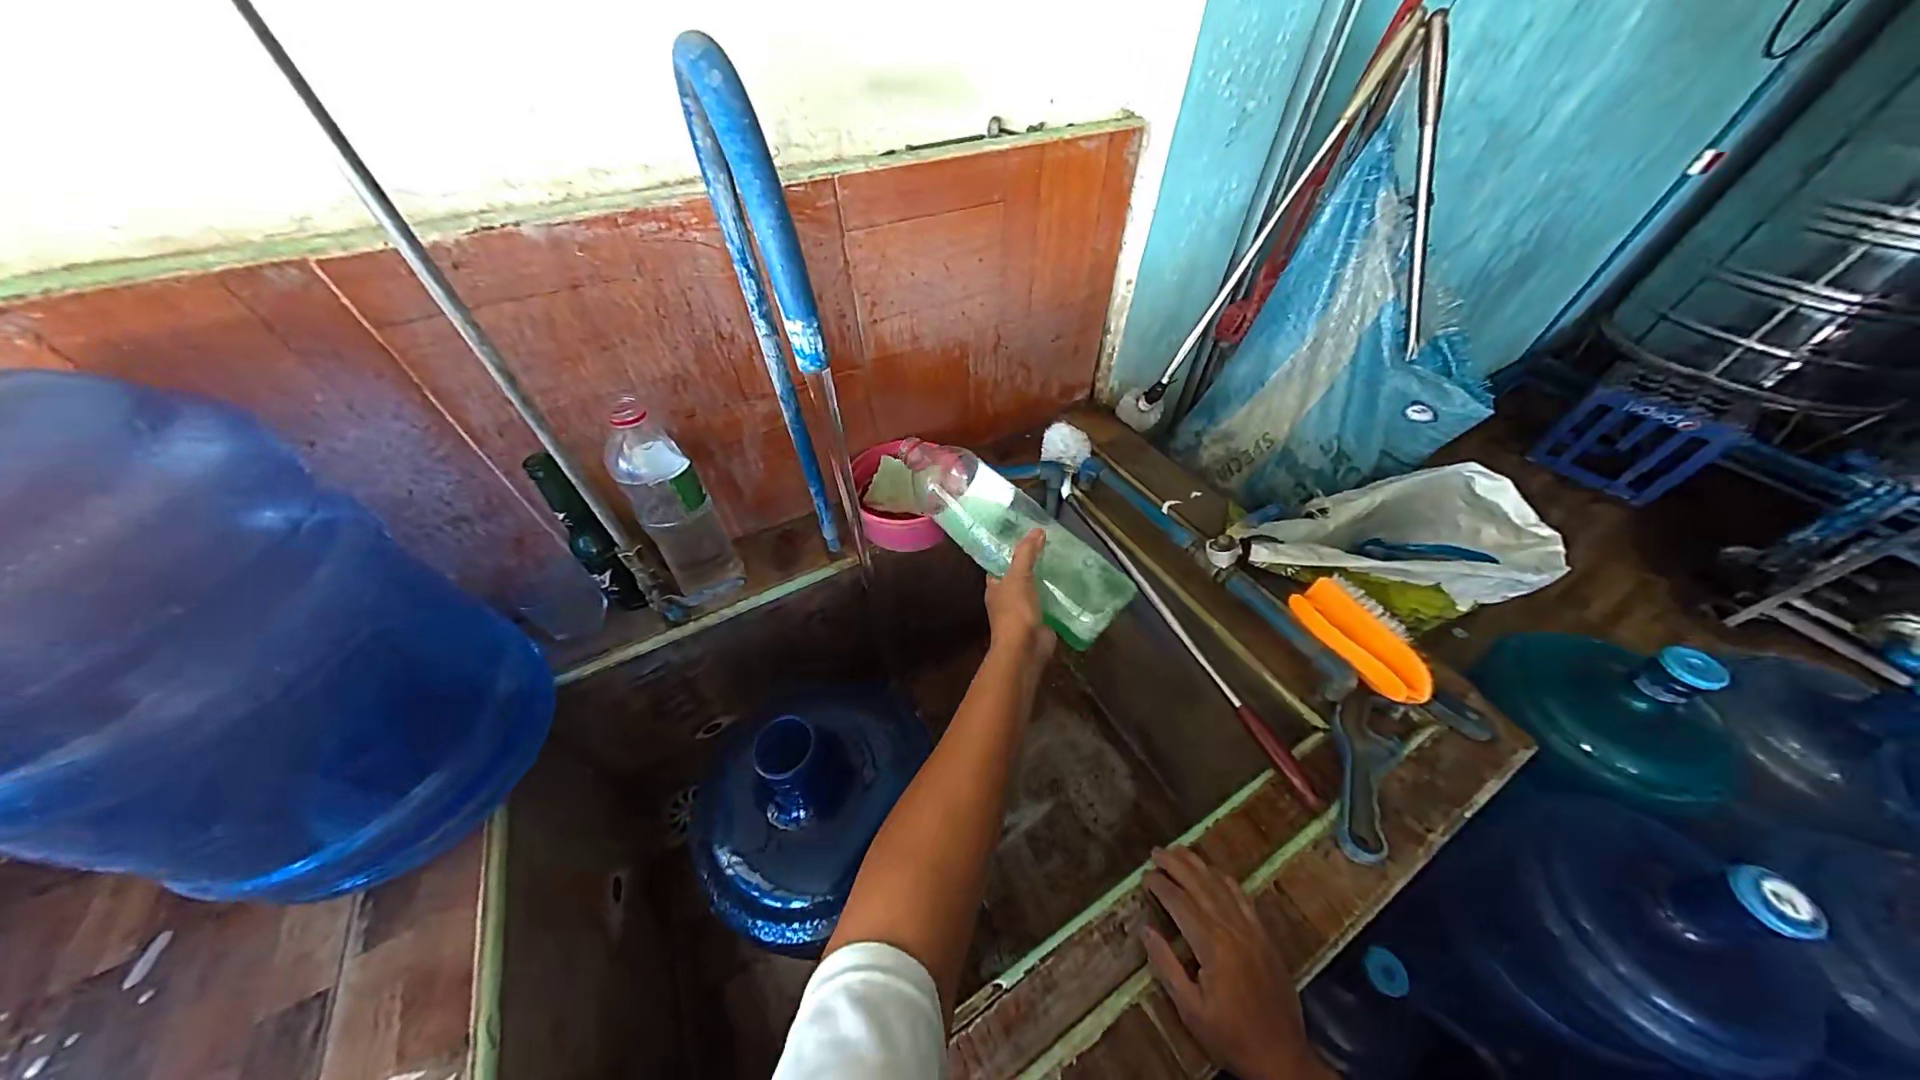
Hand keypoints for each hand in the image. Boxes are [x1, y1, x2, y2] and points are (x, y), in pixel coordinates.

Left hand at [984, 529, 1055, 667]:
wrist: (1026, 648)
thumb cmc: (1015, 610)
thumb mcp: (1018, 575)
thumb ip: (1026, 553)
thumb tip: (1037, 530)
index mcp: (995, 586)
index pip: (999, 563)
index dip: (1010, 550)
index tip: (1027, 536)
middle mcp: (1006, 598)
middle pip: (1019, 575)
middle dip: (1032, 563)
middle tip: (1050, 545)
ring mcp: (1023, 611)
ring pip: (1035, 589)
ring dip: (1046, 578)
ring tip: (1063, 559)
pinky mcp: (1039, 621)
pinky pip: (1048, 603)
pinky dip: (1057, 595)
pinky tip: (1070, 583)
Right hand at [1141, 847, 1332, 1079]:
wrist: (1283, 1058)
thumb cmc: (1231, 1037)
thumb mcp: (1191, 1010)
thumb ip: (1167, 966)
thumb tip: (1146, 929)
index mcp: (1213, 946)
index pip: (1180, 903)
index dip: (1161, 885)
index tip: (1144, 875)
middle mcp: (1233, 930)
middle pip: (1200, 886)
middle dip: (1176, 865)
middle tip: (1156, 851)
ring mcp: (1253, 931)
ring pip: (1222, 886)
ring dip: (1199, 865)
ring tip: (1180, 850)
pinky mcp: (1265, 937)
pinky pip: (1244, 899)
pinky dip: (1227, 880)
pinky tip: (1216, 872)